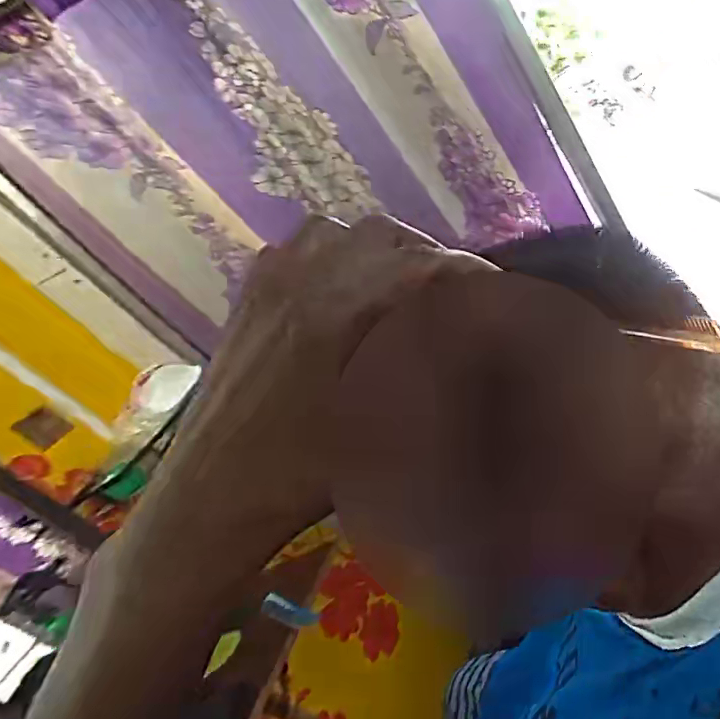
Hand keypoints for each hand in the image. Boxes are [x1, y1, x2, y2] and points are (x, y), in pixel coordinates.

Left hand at [120, 216, 493, 595]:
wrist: (219, 487)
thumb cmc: (311, 468)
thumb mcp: (391, 427)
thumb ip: (435, 366)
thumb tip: (478, 336)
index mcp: (346, 311)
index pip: (431, 266)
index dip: (475, 276)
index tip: (500, 296)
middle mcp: (310, 278)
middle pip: (393, 238)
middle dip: (435, 262)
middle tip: (454, 297)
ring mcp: (274, 277)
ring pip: (347, 232)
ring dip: (386, 253)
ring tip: (402, 288)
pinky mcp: (253, 288)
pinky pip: (306, 246)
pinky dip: (340, 257)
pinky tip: (347, 291)